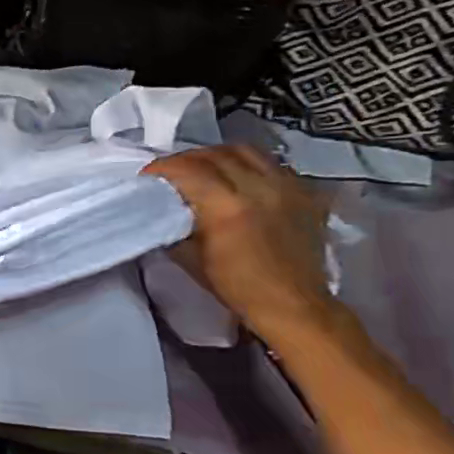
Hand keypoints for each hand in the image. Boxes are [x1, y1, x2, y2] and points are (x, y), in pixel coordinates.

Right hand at [142, 146, 344, 342]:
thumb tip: (161, 209)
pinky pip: (272, 163)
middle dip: (186, 159)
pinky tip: (238, 178)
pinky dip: (247, 164)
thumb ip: (176, 226)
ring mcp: (288, 186)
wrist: (292, 302)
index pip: (189, 170)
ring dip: (217, 156)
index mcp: (227, 208)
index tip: (147, 176)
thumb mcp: (190, 257)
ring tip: (203, 168)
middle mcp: (260, 188)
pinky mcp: (306, 191)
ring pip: (246, 151)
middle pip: (216, 154)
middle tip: (169, 172)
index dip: (163, 167)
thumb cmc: (233, 286)